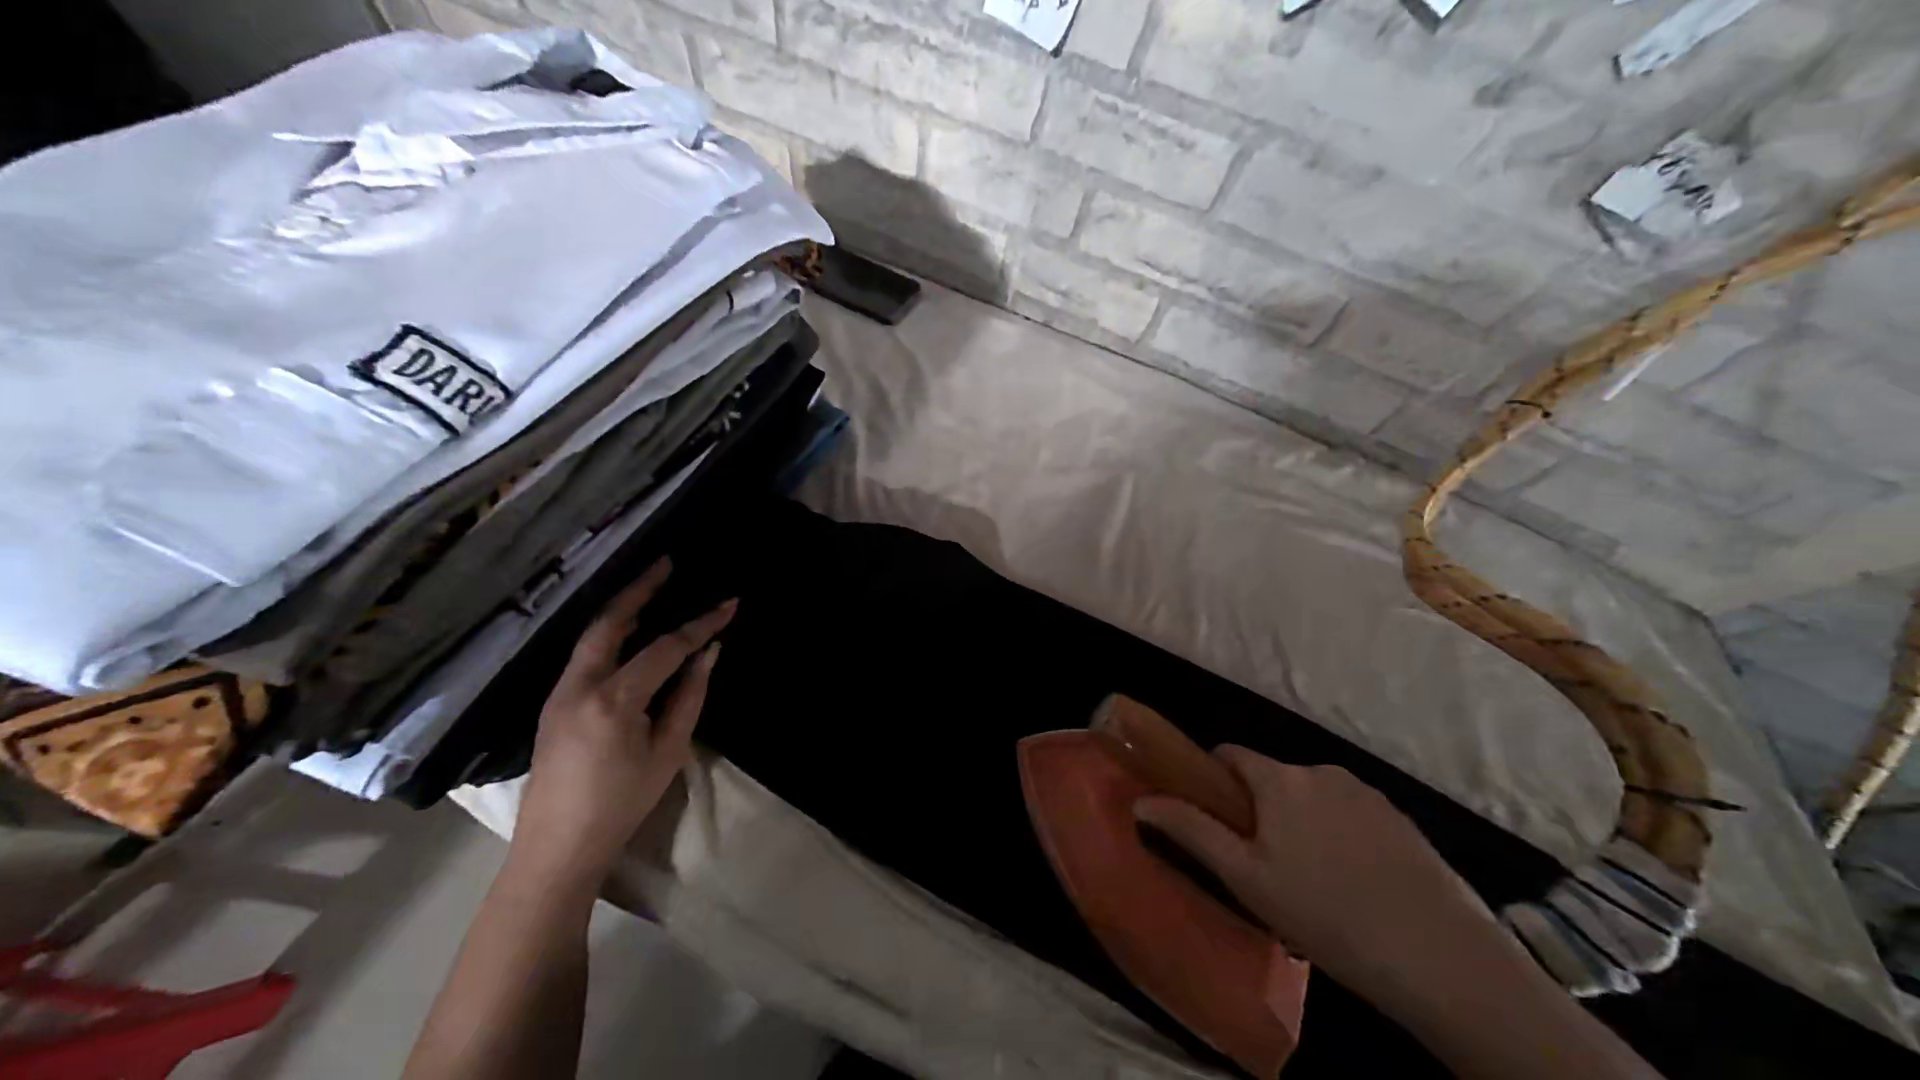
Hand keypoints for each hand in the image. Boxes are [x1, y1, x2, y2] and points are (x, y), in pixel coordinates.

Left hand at [515, 557, 734, 883]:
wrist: (558, 847)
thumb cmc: (623, 803)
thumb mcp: (668, 752)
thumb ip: (689, 697)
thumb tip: (708, 654)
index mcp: (614, 700)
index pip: (664, 648)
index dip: (699, 625)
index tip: (728, 604)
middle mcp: (579, 685)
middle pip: (611, 623)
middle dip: (640, 589)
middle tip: (667, 563)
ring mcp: (559, 692)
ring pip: (591, 635)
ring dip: (622, 608)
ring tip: (650, 586)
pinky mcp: (552, 703)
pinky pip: (584, 654)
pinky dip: (609, 633)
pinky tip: (627, 629)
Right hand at [1134, 748, 1509, 1008]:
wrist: (1441, 958)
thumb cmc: (1325, 914)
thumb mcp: (1245, 878)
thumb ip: (1191, 830)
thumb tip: (1141, 800)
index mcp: (1280, 778)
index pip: (1229, 753)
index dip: (1211, 779)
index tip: (1212, 819)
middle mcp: (1322, 770)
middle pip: (1271, 777)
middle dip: (1258, 809)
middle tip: (1261, 866)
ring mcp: (1368, 793)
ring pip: (1311, 797)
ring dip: (1299, 821)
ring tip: (1310, 882)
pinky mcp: (1402, 819)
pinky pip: (1349, 814)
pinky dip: (1338, 835)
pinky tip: (1352, 885)